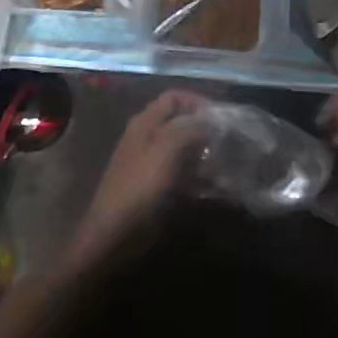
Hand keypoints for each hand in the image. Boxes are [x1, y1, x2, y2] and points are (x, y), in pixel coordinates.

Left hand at [72, 90, 206, 259]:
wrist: (112, 240)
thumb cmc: (140, 188)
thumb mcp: (167, 149)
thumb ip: (191, 127)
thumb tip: (213, 121)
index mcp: (145, 123)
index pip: (174, 97)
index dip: (198, 102)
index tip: (220, 118)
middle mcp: (147, 138)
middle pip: (181, 123)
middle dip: (205, 131)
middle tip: (225, 144)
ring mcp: (149, 164)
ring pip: (185, 149)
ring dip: (205, 156)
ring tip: (223, 168)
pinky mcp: (154, 188)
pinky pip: (182, 173)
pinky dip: (198, 176)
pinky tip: (212, 187)